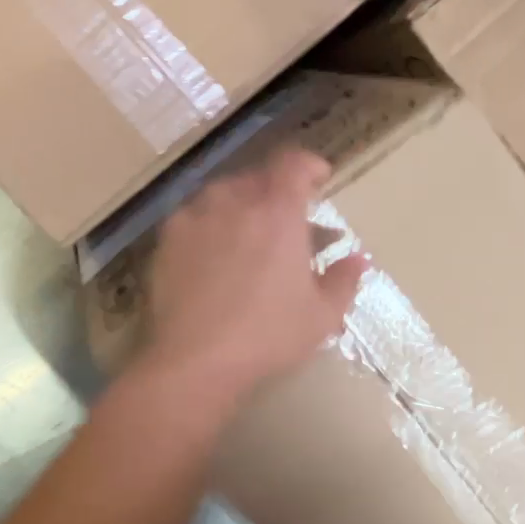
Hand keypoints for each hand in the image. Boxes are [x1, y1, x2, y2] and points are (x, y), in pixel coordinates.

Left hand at [143, 145, 367, 399]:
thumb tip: (357, 259)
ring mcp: (194, 219)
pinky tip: (212, 248)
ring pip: (221, 193)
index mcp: (278, 213)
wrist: (196, 359)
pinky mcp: (167, 240)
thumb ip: (343, 280)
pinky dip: (208, 221)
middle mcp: (234, 204)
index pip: (292, 164)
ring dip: (240, 201)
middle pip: (256, 177)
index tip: (318, 178)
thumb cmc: (268, 336)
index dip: (307, 164)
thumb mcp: (321, 315)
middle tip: (286, 216)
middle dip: (275, 188)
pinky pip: (192, 216)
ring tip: (248, 228)